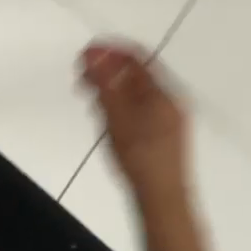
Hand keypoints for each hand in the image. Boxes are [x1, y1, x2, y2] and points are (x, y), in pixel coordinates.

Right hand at [79, 40, 190, 201]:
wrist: (162, 198)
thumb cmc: (139, 156)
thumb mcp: (116, 115)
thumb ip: (103, 82)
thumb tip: (91, 52)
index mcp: (163, 93)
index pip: (135, 57)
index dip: (107, 51)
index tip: (83, 55)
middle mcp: (170, 101)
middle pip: (134, 73)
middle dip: (105, 71)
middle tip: (81, 78)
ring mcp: (168, 117)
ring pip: (134, 90)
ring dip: (109, 87)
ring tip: (88, 97)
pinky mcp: (162, 132)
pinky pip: (138, 105)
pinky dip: (118, 102)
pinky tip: (104, 114)